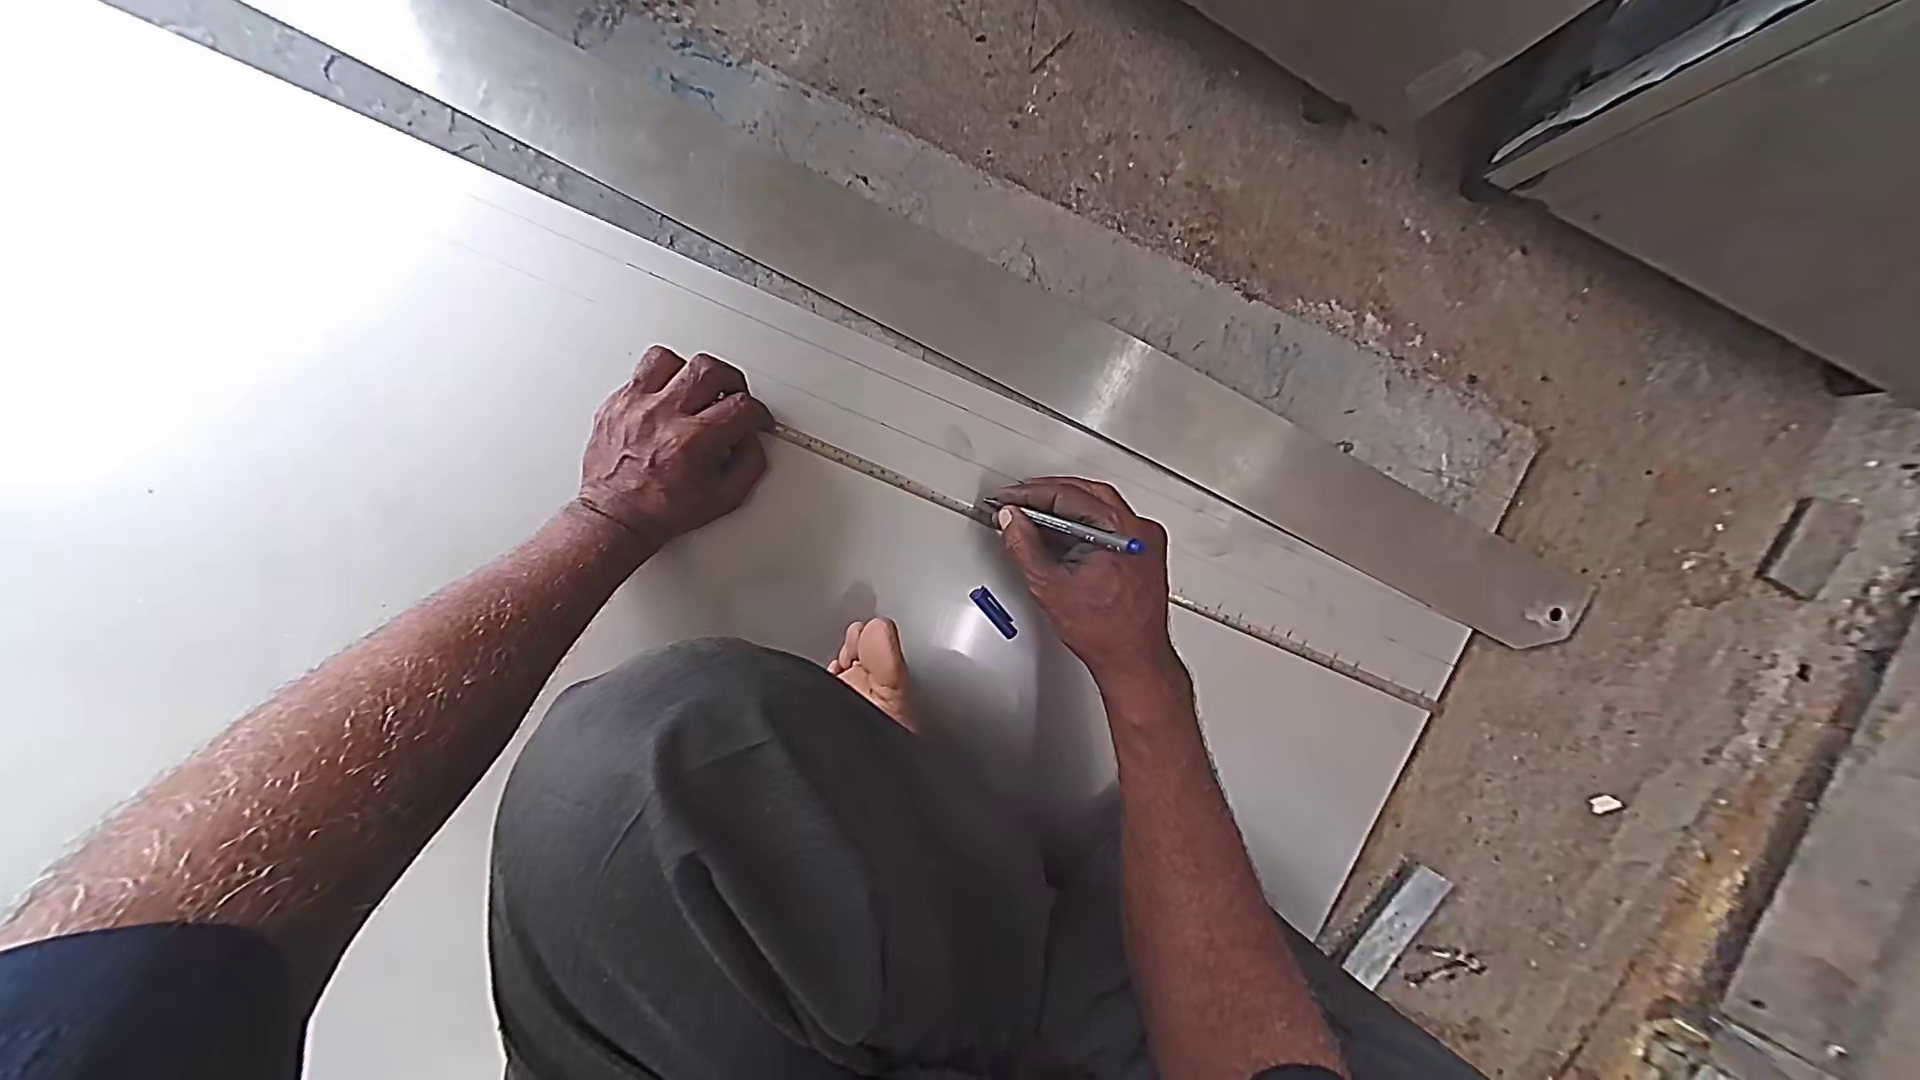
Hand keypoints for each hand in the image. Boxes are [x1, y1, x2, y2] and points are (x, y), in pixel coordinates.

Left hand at [575, 346, 773, 548]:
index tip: (757, 419)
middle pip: (710, 370)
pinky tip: (668, 399)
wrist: (617, 517)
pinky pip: (641, 373)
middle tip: (734, 395)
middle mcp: (664, 416)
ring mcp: (636, 406)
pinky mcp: (615, 404)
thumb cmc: (662, 510)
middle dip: (732, 381)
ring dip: (691, 372)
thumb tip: (752, 440)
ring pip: (670, 359)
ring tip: (696, 389)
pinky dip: (661, 383)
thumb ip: (750, 463)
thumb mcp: (726, 497)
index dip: (758, 413)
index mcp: (694, 441)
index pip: (742, 406)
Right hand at [993, 478, 1183, 688]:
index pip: (1067, 495)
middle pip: (1085, 493)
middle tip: (1017, 500)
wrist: (1134, 659)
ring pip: (1099, 504)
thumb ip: (1024, 547)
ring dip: (1064, 504)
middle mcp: (1138, 530)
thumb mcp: (1050, 586)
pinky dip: (1082, 521)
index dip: (1030, 495)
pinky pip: (1110, 522)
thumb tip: (1011, 519)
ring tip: (1034, 514)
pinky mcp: (1143, 552)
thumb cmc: (1105, 632)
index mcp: (1118, 531)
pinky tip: (1060, 532)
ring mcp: (1144, 540)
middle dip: (1046, 492)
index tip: (1009, 499)